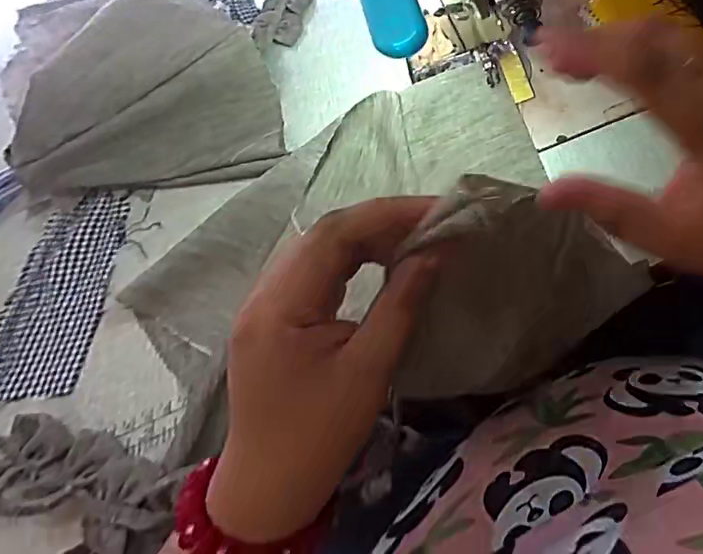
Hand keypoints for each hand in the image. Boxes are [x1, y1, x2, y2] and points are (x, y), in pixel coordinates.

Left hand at [207, 198, 442, 541]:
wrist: (267, 491)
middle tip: (434, 220)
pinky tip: (386, 256)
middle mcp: (264, 294)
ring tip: (417, 234)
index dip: (389, 214)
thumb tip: (437, 249)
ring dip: (371, 232)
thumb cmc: (319, 435)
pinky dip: (357, 251)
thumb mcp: (370, 369)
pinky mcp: (276, 312)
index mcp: (279, 307)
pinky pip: (319, 264)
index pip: (334, 234)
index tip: (438, 211)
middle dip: (384, 218)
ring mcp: (266, 302)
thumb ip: (402, 301)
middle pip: (326, 232)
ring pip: (322, 244)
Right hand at [535, 21, 702, 285]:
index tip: (550, 51)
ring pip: (670, 34)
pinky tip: (614, 52)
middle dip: (598, 37)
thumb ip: (611, 210)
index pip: (650, 75)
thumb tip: (548, 192)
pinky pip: (680, 44)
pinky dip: (640, 39)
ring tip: (574, 51)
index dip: (597, 55)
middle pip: (657, 41)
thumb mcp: (668, 238)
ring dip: (619, 33)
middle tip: (549, 48)